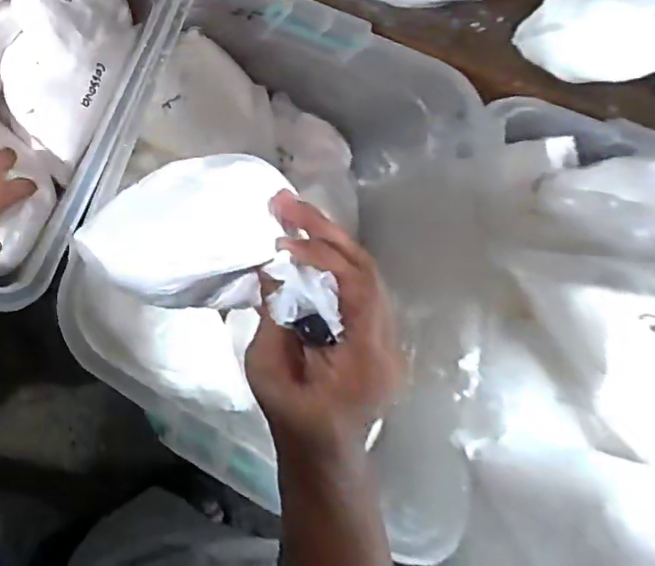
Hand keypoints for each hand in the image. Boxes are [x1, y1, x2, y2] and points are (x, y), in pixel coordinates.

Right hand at [245, 191, 404, 458]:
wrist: (323, 452)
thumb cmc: (293, 418)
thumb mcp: (268, 369)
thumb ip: (274, 317)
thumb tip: (271, 268)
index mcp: (368, 356)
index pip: (358, 287)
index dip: (322, 255)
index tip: (281, 242)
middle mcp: (386, 340)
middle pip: (365, 268)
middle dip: (323, 229)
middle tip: (283, 201)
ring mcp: (382, 333)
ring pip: (362, 269)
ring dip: (325, 235)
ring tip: (288, 209)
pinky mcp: (369, 328)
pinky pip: (354, 281)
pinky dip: (327, 254)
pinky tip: (301, 238)